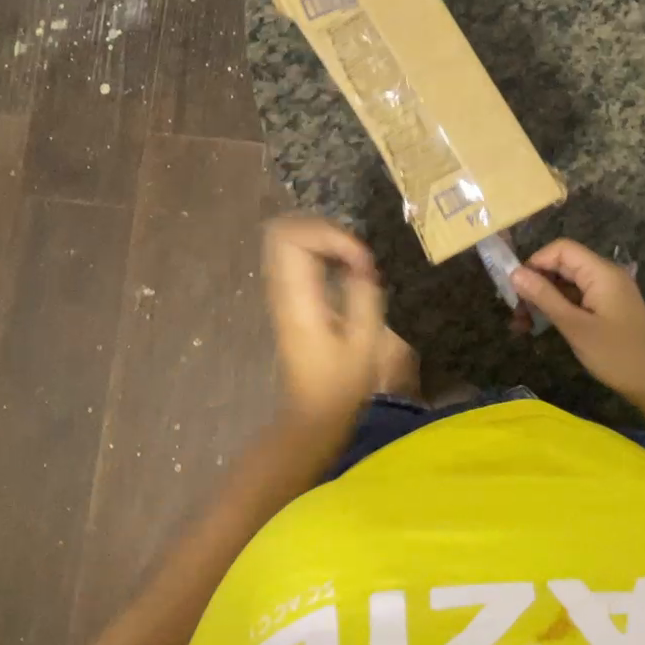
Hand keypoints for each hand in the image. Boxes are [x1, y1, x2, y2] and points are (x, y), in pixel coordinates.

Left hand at [263, 216, 385, 425]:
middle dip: (324, 229)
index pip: (293, 239)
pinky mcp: (287, 297)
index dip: (331, 236)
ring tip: (353, 258)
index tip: (360, 261)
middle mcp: (281, 290)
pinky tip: (345, 267)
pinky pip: (295, 256)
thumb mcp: (365, 343)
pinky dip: (320, 250)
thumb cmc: (341, 385)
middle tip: (354, 251)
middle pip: (283, 230)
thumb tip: (363, 262)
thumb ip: (364, 296)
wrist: (312, 415)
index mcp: (297, 299)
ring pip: (287, 240)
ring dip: (323, 238)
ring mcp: (280, 292)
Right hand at [510, 239, 644, 401]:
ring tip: (521, 324)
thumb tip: (514, 273)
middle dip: (536, 283)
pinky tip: (539, 325)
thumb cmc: (615, 355)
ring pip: (567, 283)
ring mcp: (608, 291)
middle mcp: (606, 274)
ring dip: (544, 298)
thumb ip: (544, 297)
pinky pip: (577, 297)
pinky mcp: (607, 306)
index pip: (562, 249)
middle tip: (515, 310)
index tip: (515, 287)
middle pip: (563, 264)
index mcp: (602, 272)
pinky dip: (558, 307)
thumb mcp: (575, 326)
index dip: (536, 262)